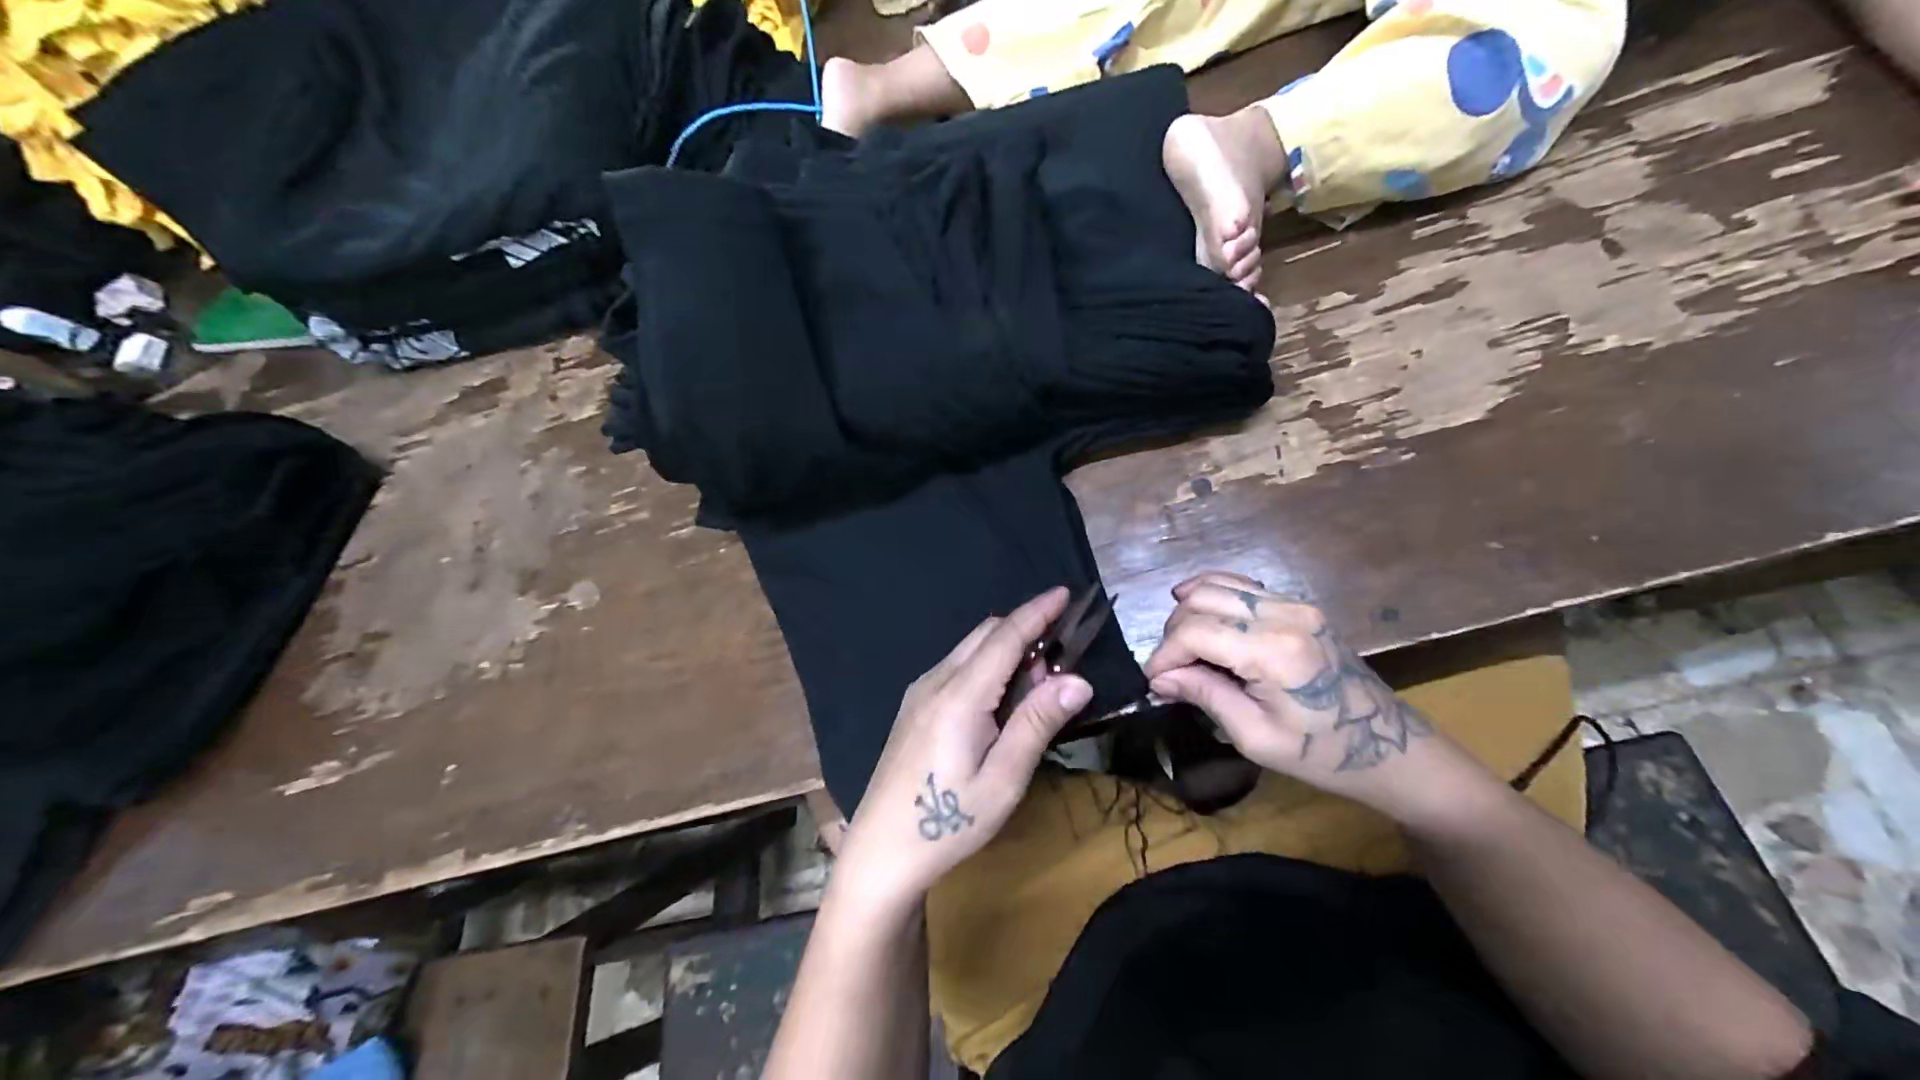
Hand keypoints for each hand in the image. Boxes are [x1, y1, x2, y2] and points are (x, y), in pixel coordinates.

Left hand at [835, 587, 1092, 914]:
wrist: (882, 850)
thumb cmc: (949, 822)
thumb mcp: (1003, 780)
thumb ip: (1037, 723)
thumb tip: (1077, 680)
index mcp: (959, 695)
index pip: (1005, 637)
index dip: (1037, 612)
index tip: (1065, 592)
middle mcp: (935, 681)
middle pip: (985, 635)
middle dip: (1025, 630)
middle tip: (1062, 655)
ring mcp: (919, 692)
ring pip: (969, 650)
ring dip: (1005, 650)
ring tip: (1038, 684)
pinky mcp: (913, 707)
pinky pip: (956, 668)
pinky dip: (986, 666)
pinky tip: (1001, 700)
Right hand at [1143, 571, 1499, 825]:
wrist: (1390, 748)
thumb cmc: (1321, 755)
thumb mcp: (1254, 737)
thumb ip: (1204, 695)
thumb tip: (1159, 678)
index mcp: (1274, 651)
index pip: (1195, 631)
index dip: (1164, 654)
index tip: (1153, 681)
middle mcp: (1284, 615)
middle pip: (1201, 601)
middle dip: (1173, 633)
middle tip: (1170, 670)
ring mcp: (1295, 604)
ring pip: (1218, 585)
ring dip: (1189, 612)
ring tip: (1183, 647)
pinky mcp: (1299, 605)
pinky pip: (1242, 585)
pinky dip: (1212, 595)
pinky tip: (1197, 611)